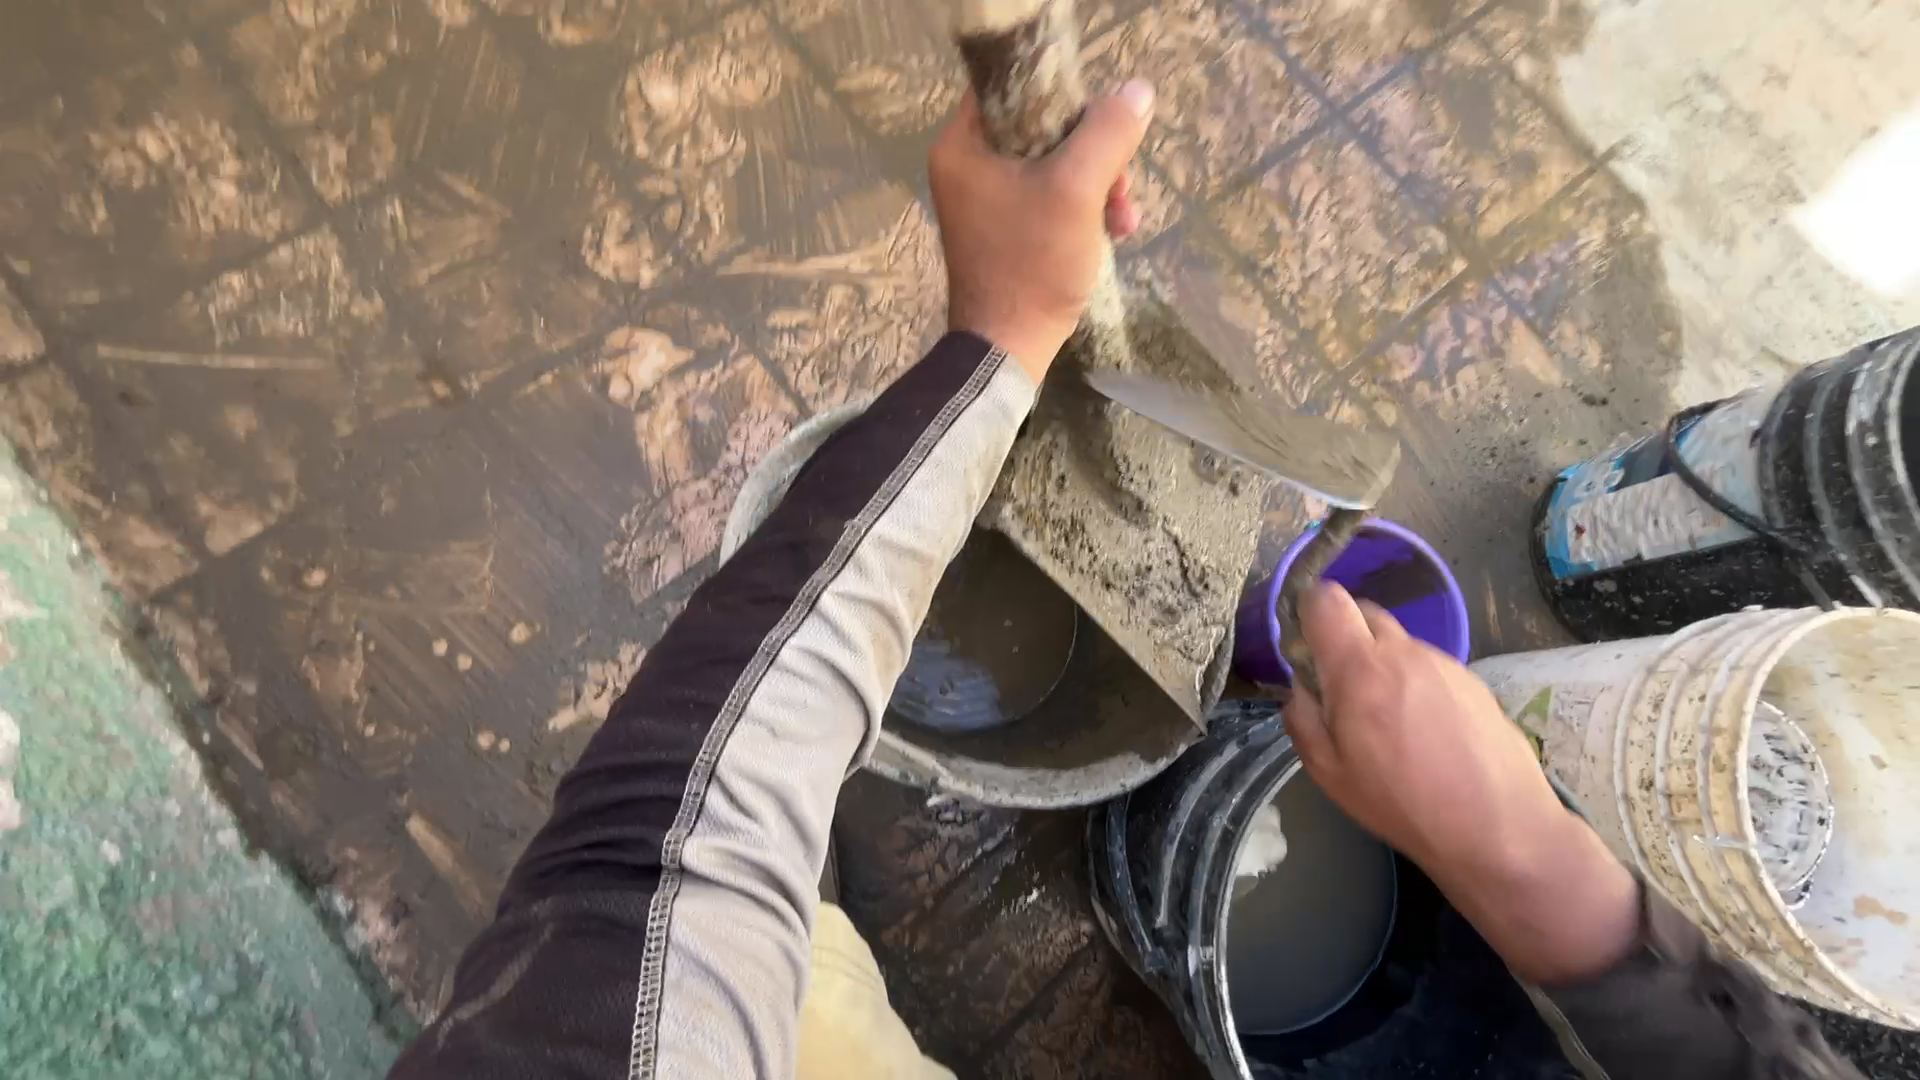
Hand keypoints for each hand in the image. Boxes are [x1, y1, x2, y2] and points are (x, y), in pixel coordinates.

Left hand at [928, 81, 1153, 381]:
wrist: (1007, 350)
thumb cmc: (1031, 267)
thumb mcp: (1076, 192)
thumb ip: (1107, 133)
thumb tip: (1136, 91)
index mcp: (962, 144)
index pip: (1016, 84)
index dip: (1065, 93)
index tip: (1099, 124)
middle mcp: (966, 167)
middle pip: (1043, 128)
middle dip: (1094, 154)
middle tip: (1121, 183)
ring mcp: (984, 203)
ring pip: (1054, 167)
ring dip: (1098, 187)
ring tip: (1125, 218)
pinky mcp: (1003, 233)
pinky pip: (1048, 201)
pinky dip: (1082, 213)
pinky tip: (1114, 233)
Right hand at [1286, 583, 1640, 983]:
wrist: (1500, 830)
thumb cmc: (1400, 802)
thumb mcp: (1326, 769)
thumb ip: (1300, 715)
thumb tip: (1300, 685)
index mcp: (1359, 668)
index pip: (1327, 600)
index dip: (1308, 607)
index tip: (1303, 637)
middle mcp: (1403, 652)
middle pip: (1363, 611)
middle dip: (1343, 634)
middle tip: (1340, 681)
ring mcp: (1443, 663)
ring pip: (1397, 641)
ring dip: (1380, 661)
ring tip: (1388, 715)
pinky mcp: (1472, 681)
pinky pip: (1427, 664)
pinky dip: (1413, 680)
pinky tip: (1424, 727)